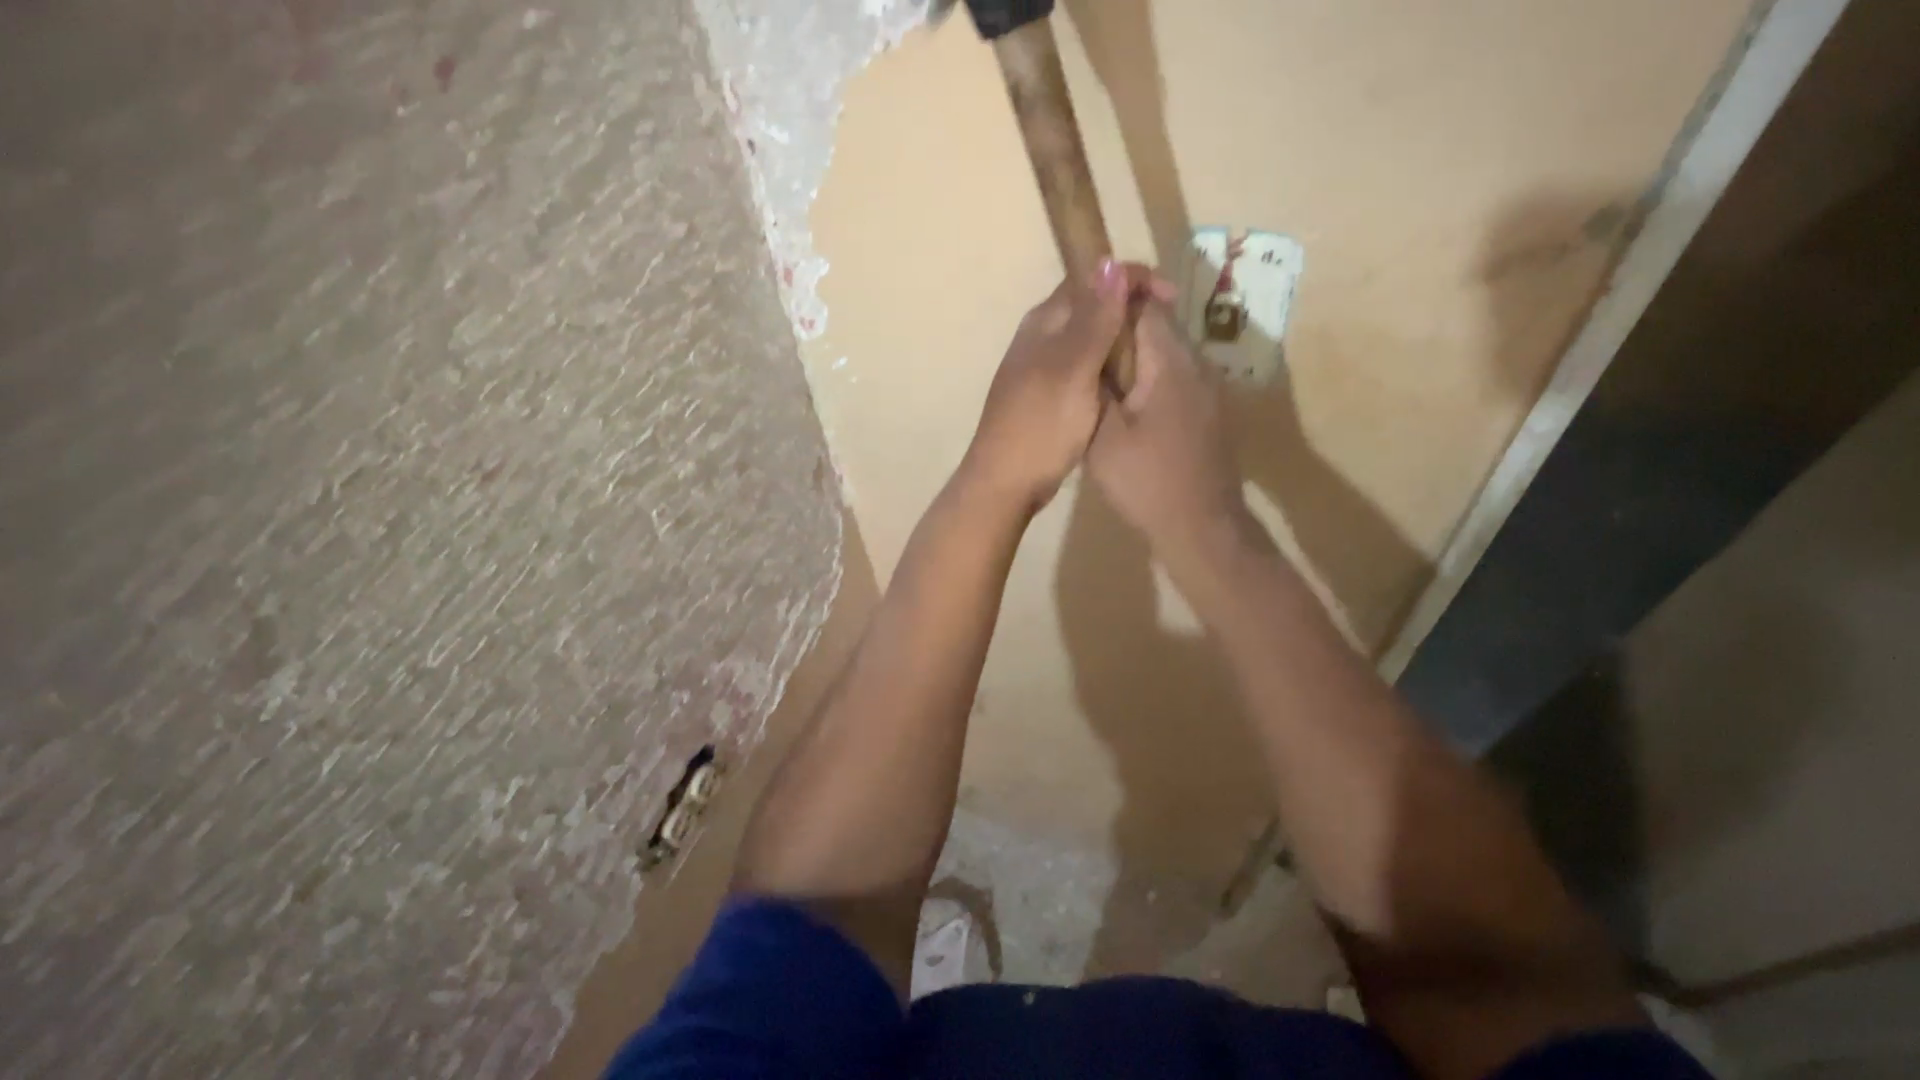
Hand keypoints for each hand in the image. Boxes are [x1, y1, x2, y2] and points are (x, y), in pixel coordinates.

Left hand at [962, 259, 1174, 512]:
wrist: (1006, 483)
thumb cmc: (1040, 425)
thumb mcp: (1073, 369)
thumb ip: (1094, 320)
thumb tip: (1108, 261)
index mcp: (1044, 323)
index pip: (1090, 279)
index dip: (1131, 279)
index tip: (1171, 297)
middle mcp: (1042, 338)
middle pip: (1092, 307)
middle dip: (1131, 307)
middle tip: (1170, 326)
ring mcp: (1045, 369)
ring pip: (1091, 339)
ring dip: (1123, 338)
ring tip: (1158, 352)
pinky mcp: (1052, 396)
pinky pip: (1088, 368)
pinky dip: (1112, 367)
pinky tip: (1132, 382)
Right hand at [1085, 301, 1252, 559]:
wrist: (1201, 528)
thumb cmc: (1147, 481)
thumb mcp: (1102, 436)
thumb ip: (1092, 384)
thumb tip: (1083, 345)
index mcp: (1171, 363)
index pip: (1145, 304)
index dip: (1112, 295)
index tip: (1079, 302)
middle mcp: (1196, 365)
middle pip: (1157, 324)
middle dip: (1119, 324)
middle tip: (1080, 338)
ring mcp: (1207, 389)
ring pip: (1165, 352)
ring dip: (1132, 353)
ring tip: (1094, 368)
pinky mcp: (1206, 412)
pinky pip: (1173, 377)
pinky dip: (1146, 376)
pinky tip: (1121, 400)